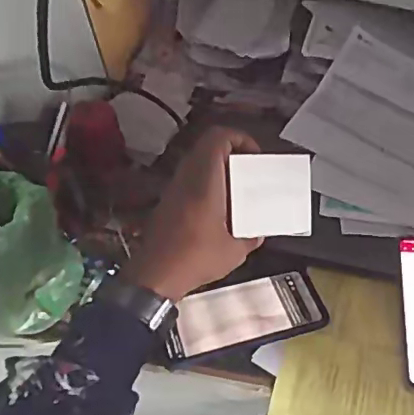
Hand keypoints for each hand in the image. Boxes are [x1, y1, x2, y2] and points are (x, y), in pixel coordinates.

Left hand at [121, 127, 262, 299]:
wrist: (155, 276)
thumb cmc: (196, 258)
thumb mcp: (235, 251)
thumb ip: (251, 236)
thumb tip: (258, 232)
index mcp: (205, 181)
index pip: (218, 138)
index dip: (240, 138)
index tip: (255, 157)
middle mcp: (187, 178)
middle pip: (209, 148)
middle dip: (234, 155)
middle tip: (251, 173)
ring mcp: (175, 189)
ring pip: (199, 164)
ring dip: (221, 171)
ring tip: (240, 192)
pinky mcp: (169, 203)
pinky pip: (192, 181)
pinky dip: (209, 186)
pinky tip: (222, 211)